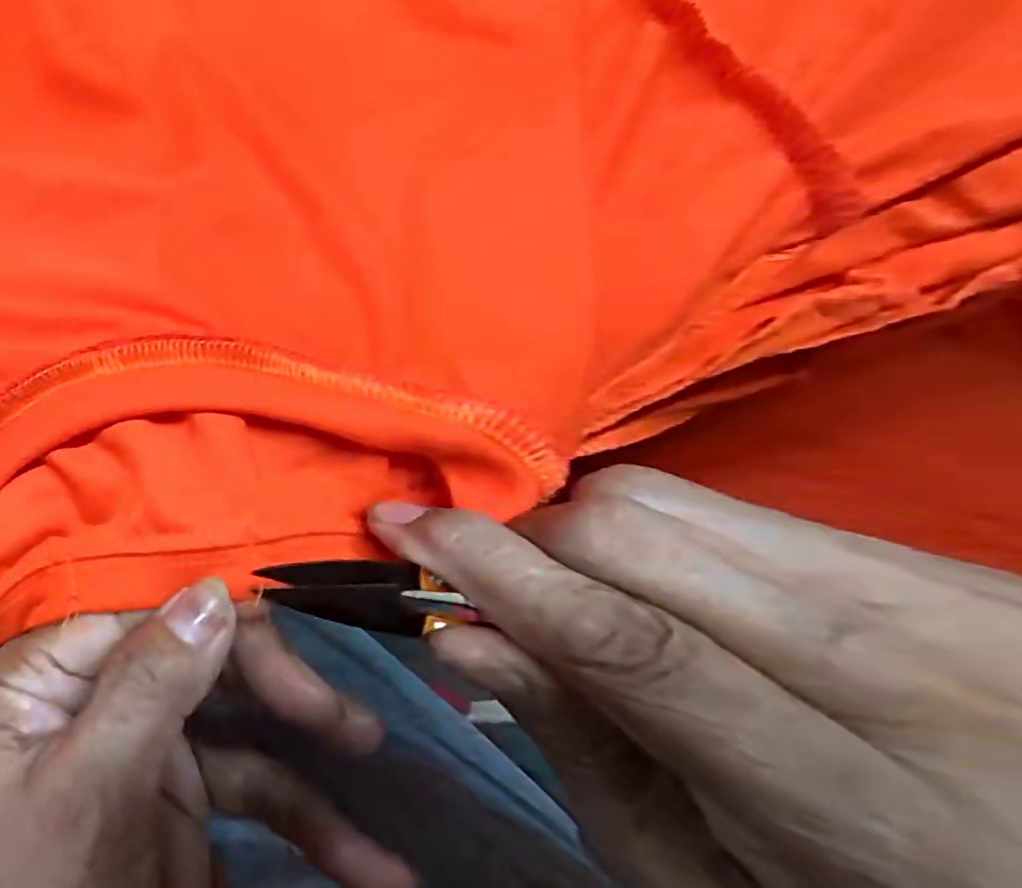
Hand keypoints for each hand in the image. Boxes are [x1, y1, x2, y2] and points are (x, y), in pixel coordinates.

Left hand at [0, 577, 414, 887]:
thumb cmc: (55, 881)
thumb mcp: (95, 783)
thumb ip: (146, 683)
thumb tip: (209, 593)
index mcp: (46, 671)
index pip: (136, 613)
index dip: (211, 613)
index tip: (284, 632)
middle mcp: (93, 687)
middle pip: (194, 651)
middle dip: (272, 681)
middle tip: (344, 720)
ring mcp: (140, 732)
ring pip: (232, 709)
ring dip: (304, 737)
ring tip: (368, 745)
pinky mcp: (179, 783)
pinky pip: (247, 776)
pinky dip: (305, 814)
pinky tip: (363, 857)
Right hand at [367, 466, 1021, 887]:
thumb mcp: (677, 864)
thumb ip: (570, 739)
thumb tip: (452, 631)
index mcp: (870, 816)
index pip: (632, 646)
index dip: (496, 572)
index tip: (397, 527)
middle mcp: (925, 680)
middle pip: (636, 538)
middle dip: (522, 540)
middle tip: (478, 571)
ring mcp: (951, 603)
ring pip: (668, 497)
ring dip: (573, 526)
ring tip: (563, 578)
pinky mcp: (944, 562)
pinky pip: (723, 500)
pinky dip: (642, 525)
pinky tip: (651, 577)